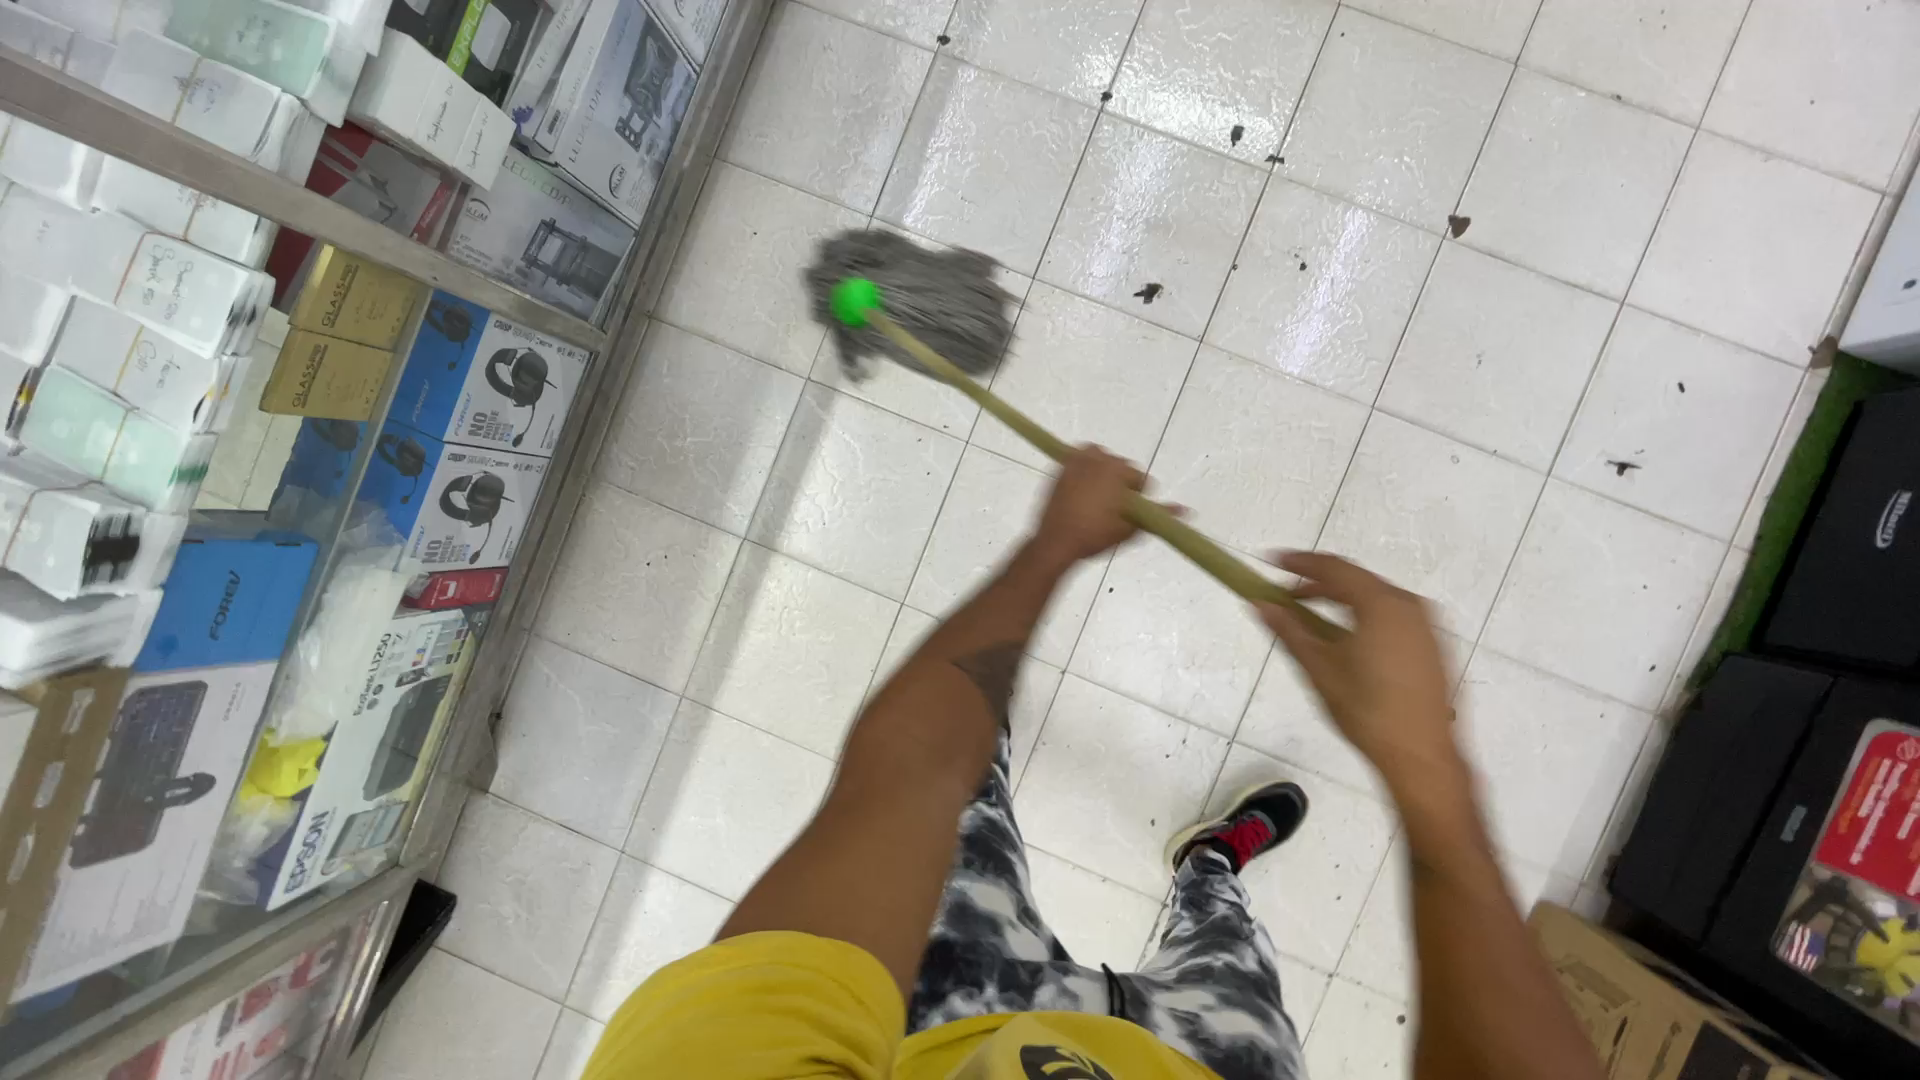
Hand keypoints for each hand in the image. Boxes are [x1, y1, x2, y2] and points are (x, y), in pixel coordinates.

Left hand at [1031, 446, 1149, 565]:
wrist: (1055, 541)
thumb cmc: (1094, 536)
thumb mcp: (1129, 529)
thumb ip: (1158, 515)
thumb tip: (1186, 510)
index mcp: (1119, 471)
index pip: (1140, 479)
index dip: (1136, 497)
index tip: (1125, 512)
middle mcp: (1100, 459)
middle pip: (1121, 466)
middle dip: (1120, 483)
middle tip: (1110, 508)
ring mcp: (1078, 460)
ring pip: (1101, 458)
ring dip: (1103, 471)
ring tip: (1097, 496)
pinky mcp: (1061, 465)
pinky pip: (1079, 456)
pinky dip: (1084, 465)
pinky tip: (1081, 485)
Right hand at [1258, 552, 1463, 800]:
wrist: (1422, 756)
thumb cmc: (1365, 710)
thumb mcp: (1318, 668)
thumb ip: (1289, 629)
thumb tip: (1260, 604)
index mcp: (1382, 605)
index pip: (1334, 568)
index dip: (1300, 563)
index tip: (1271, 561)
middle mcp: (1409, 606)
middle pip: (1357, 581)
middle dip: (1318, 583)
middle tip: (1286, 594)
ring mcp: (1427, 627)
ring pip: (1376, 599)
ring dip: (1340, 600)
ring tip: (1310, 616)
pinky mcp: (1433, 647)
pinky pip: (1392, 616)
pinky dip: (1363, 615)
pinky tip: (1345, 637)